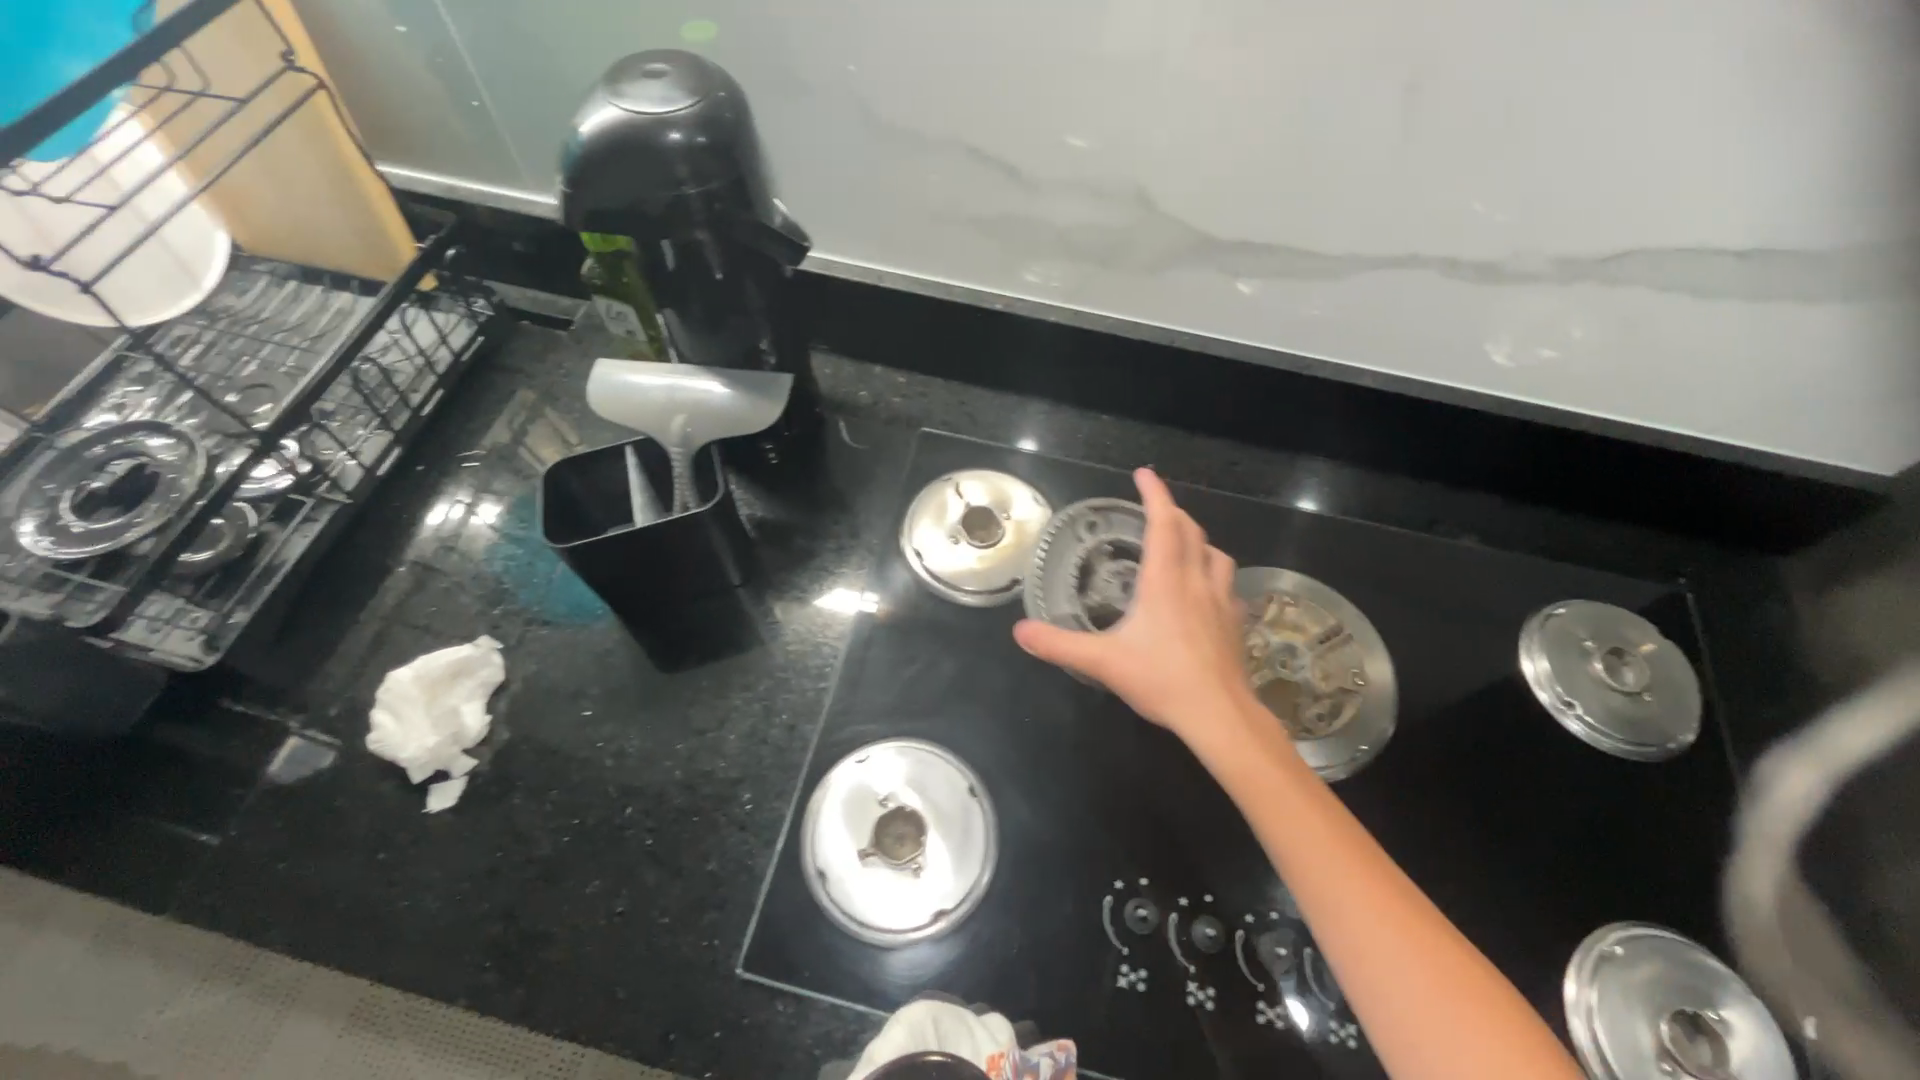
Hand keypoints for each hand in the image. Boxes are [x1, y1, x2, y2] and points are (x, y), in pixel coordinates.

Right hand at [1014, 468, 1255, 744]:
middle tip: (1155, 508)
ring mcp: (1221, 602)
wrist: (1219, 714)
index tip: (1143, 474)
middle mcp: (1196, 581)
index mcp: (1165, 581)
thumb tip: (1020, 630)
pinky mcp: (1234, 624)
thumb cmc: (1162, 680)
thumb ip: (1059, 645)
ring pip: (1216, 555)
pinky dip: (1214, 575)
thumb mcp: (1102, 662)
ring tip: (1183, 545)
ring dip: (1198, 541)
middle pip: (1191, 532)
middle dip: (1173, 512)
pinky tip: (1205, 593)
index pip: (1163, 522)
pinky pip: (1227, 586)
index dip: (1154, 493)